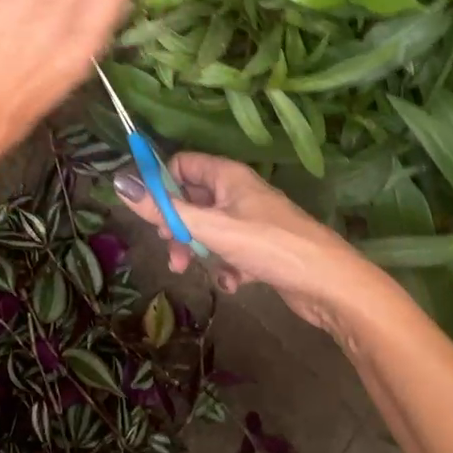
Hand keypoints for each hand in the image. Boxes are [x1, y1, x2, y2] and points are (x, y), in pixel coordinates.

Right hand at [117, 153, 400, 343]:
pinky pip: (227, 249)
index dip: (161, 185)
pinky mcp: (262, 248)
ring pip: (206, 227)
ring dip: (196, 249)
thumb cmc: (272, 247)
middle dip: (176, 225)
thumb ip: (163, 209)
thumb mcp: (210, 228)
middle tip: (170, 247)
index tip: (148, 211)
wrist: (334, 288)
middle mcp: (237, 192)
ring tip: (193, 270)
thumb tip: (117, 183)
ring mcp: (251, 221)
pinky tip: (231, 283)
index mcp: (227, 175)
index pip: (180, 165)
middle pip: (190, 198)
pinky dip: (223, 265)